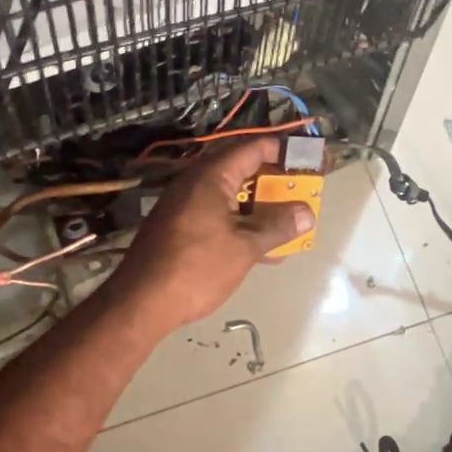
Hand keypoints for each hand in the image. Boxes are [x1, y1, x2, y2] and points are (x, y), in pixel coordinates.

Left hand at [109, 137, 314, 330]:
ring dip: (262, 206)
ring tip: (291, 221)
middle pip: (244, 168)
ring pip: (233, 195)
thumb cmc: (196, 267)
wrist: (140, 303)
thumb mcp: (245, 247)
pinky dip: (244, 223)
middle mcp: (197, 181)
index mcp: (212, 175)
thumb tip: (307, 213)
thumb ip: (278, 226)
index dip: (285, 150)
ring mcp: (186, 204)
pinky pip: (220, 214)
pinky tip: (265, 249)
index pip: (254, 147)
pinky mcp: (181, 226)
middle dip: (277, 180)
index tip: (311, 160)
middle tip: (304, 190)